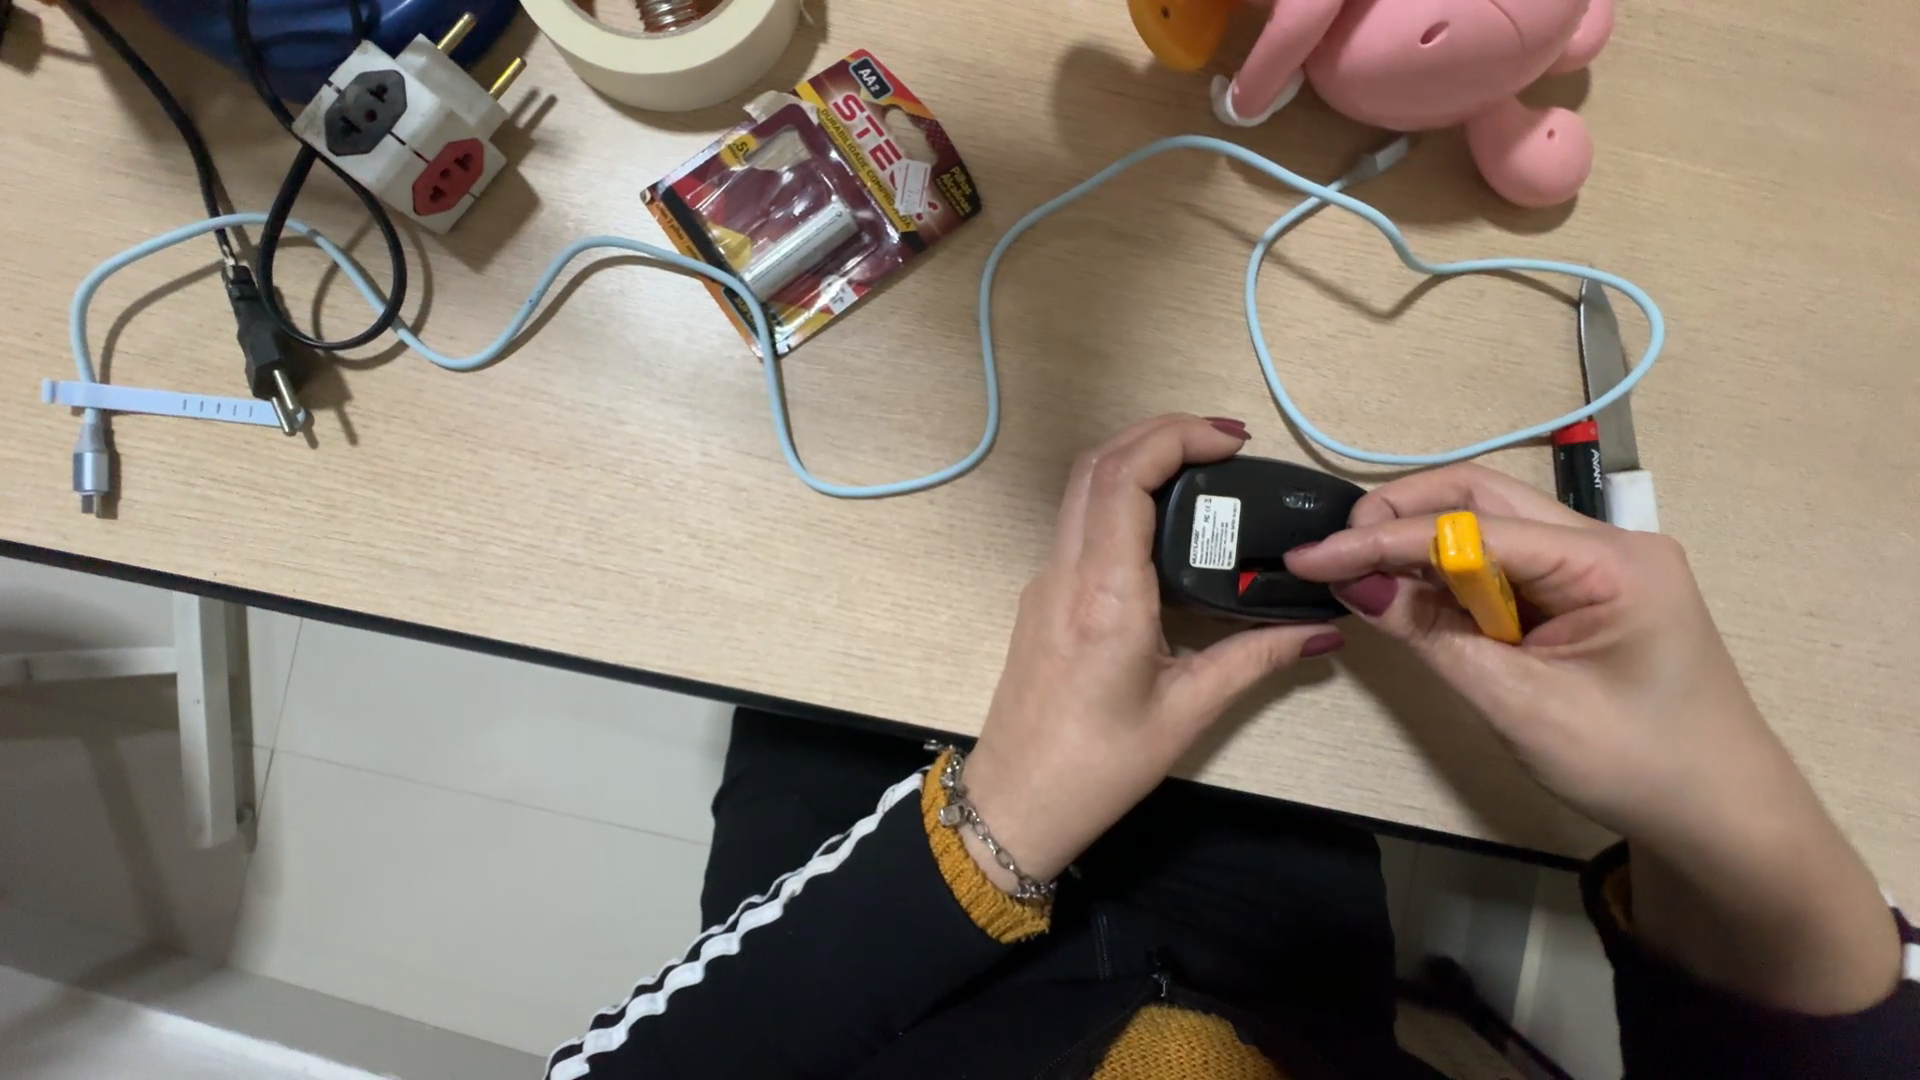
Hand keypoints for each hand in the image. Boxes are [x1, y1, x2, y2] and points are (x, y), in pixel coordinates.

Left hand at [959, 415, 1344, 888]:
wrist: (1018, 797)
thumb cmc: (1099, 766)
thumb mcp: (1187, 711)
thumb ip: (1256, 658)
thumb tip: (1322, 630)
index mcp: (1105, 594)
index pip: (1123, 478)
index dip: (1175, 438)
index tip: (1230, 439)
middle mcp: (1065, 571)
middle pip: (1095, 465)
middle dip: (1157, 434)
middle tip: (1222, 444)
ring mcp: (1044, 579)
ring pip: (1080, 489)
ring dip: (1134, 460)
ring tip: (1201, 471)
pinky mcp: (1041, 593)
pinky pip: (1077, 522)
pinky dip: (1117, 497)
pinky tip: (1164, 523)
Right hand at [1284, 463, 1780, 849]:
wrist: (1719, 819)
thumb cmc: (1633, 765)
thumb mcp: (1517, 703)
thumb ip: (1429, 635)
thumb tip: (1351, 584)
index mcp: (1608, 562)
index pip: (1469, 525)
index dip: (1380, 539)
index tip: (1309, 559)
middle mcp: (1599, 542)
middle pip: (1476, 496)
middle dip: (1395, 517)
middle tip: (1334, 555)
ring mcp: (1586, 563)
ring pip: (1478, 520)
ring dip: (1412, 543)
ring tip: (1355, 575)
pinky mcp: (1569, 588)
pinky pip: (1489, 559)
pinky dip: (1435, 571)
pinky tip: (1402, 592)